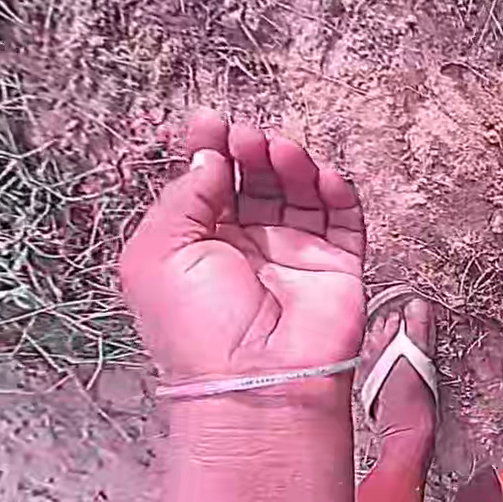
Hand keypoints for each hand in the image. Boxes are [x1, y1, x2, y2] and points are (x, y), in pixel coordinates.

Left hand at [119, 111, 364, 383]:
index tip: (210, 122)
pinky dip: (338, 192)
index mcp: (201, 245)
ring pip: (302, 194)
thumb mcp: (157, 254)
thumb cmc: (198, 329)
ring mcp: (297, 255)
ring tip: (281, 150)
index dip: (211, 150)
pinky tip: (323, 175)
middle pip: (258, 182)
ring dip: (293, 165)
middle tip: (247, 137)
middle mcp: (250, 247)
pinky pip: (344, 219)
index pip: (212, 185)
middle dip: (253, 153)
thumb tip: (210, 158)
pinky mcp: (338, 265)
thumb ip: (184, 197)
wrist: (258, 379)